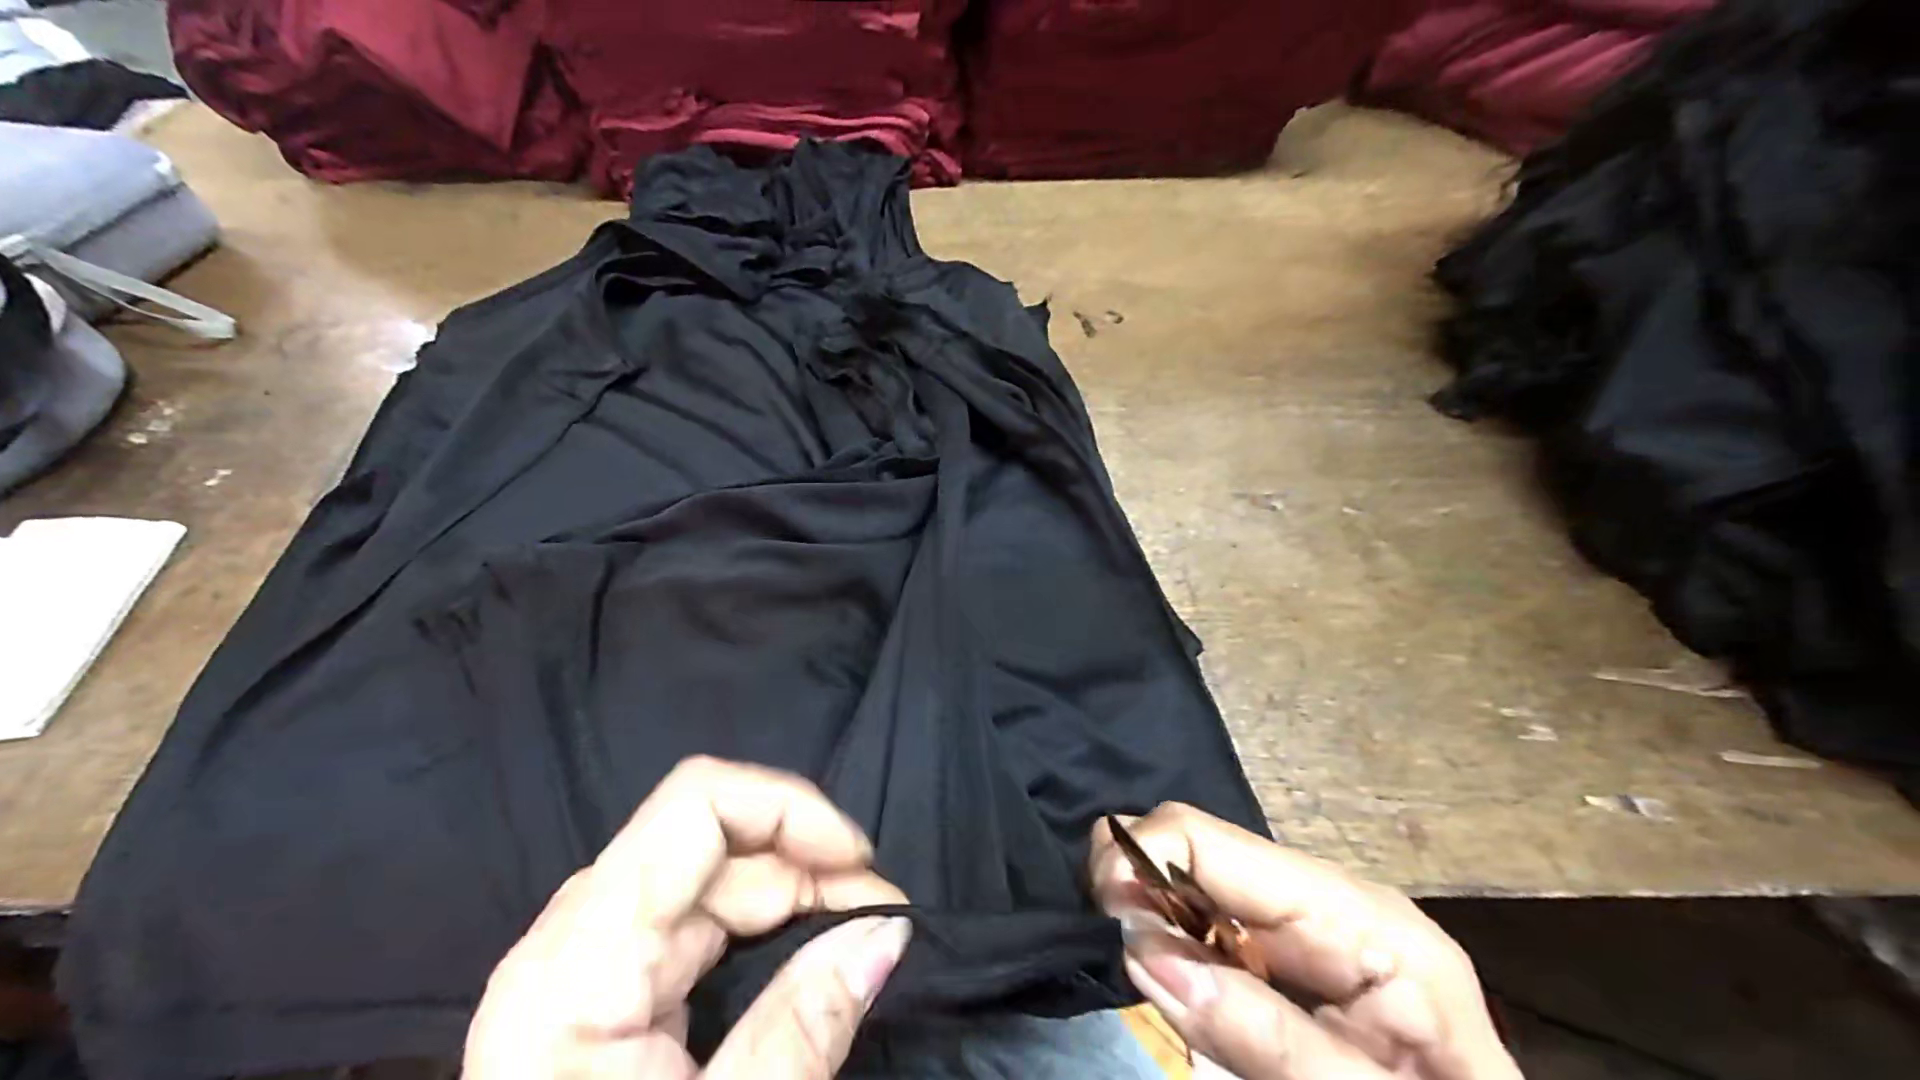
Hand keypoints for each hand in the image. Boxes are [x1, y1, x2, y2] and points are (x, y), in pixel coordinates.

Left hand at [466, 756, 912, 1078]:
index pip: (696, 805)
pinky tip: (809, 955)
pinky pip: (699, 922)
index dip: (788, 807)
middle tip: (885, 917)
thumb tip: (889, 932)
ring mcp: (586, 959)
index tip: (860, 859)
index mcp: (581, 956)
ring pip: (712, 878)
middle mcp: (576, 935)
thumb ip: (807, 1025)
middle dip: (808, 861)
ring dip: (796, 893)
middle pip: (712, 840)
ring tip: (862, 932)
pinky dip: (765, 927)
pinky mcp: (605, 987)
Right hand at [1091, 804, 1520, 1079]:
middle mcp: (1323, 896)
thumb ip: (1266, 1038)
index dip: (1138, 858)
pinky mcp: (1290, 950)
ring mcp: (1305, 921)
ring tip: (1149, 978)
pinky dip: (1173, 943)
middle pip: (1194, 846)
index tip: (1098, 917)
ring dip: (1150, 916)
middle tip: (1114, 950)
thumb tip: (1142, 954)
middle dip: (1137, 883)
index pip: (1210, 840)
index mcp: (1357, 916)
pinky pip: (1207, 922)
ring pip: (1193, 879)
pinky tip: (1175, 979)